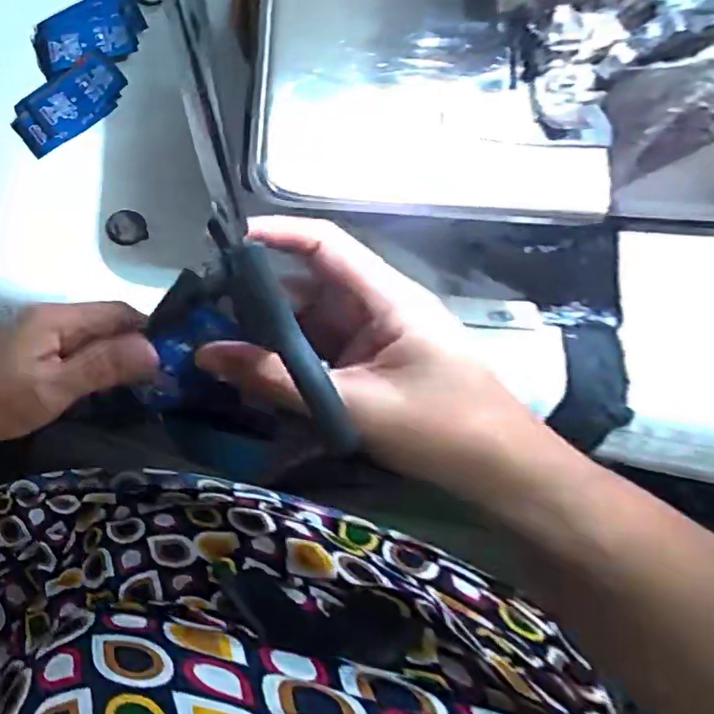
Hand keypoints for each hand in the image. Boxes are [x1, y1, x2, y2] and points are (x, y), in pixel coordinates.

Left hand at [0, 302, 159, 449]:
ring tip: (151, 380)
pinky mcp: (37, 350)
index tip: (178, 354)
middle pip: (104, 321)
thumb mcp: (56, 387)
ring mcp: (41, 332)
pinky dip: (98, 361)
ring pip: (93, 336)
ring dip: (118, 354)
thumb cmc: (5, 401)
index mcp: (54, 317)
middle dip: (136, 343)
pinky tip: (115, 381)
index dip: (147, 329)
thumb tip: (153, 349)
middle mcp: (49, 316)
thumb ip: (101, 366)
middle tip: (170, 373)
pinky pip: (78, 348)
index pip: (114, 311)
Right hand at [195, 216, 563, 496]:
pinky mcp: (358, 359)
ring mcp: (364, 333)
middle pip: (299, 282)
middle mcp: (370, 306)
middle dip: (250, 292)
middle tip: (201, 309)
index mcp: (385, 299)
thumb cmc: (447, 432)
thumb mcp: (353, 405)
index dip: (275, 233)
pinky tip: (245, 368)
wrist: (512, 480)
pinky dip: (275, 353)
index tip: (224, 241)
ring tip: (212, 342)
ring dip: (258, 328)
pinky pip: (305, 344)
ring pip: (297, 316)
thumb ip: (274, 378)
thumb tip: (204, 353)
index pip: (324, 244)